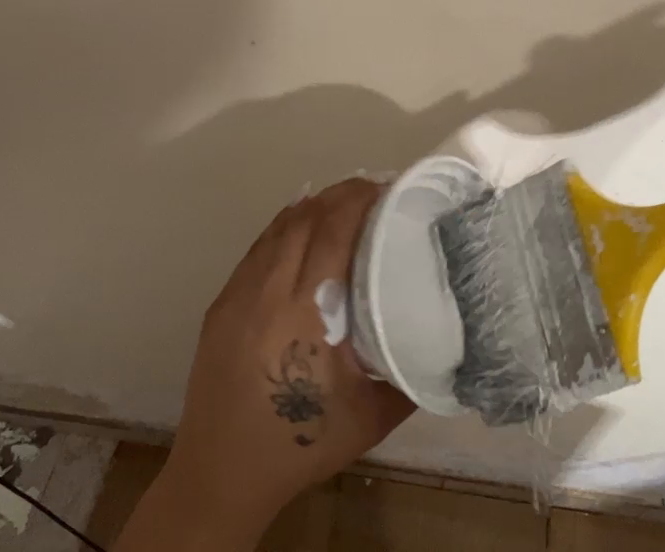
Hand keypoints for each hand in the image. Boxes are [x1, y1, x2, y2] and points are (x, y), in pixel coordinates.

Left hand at [156, 178, 414, 532]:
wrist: (220, 475)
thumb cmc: (300, 447)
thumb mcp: (371, 418)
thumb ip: (408, 374)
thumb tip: (444, 343)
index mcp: (304, 314)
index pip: (332, 233)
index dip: (358, 201)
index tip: (386, 188)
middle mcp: (266, 294)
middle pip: (303, 221)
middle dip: (338, 196)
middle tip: (372, 189)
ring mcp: (237, 297)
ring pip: (275, 231)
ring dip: (310, 207)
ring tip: (341, 200)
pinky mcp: (220, 306)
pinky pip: (256, 250)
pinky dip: (281, 228)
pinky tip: (298, 225)